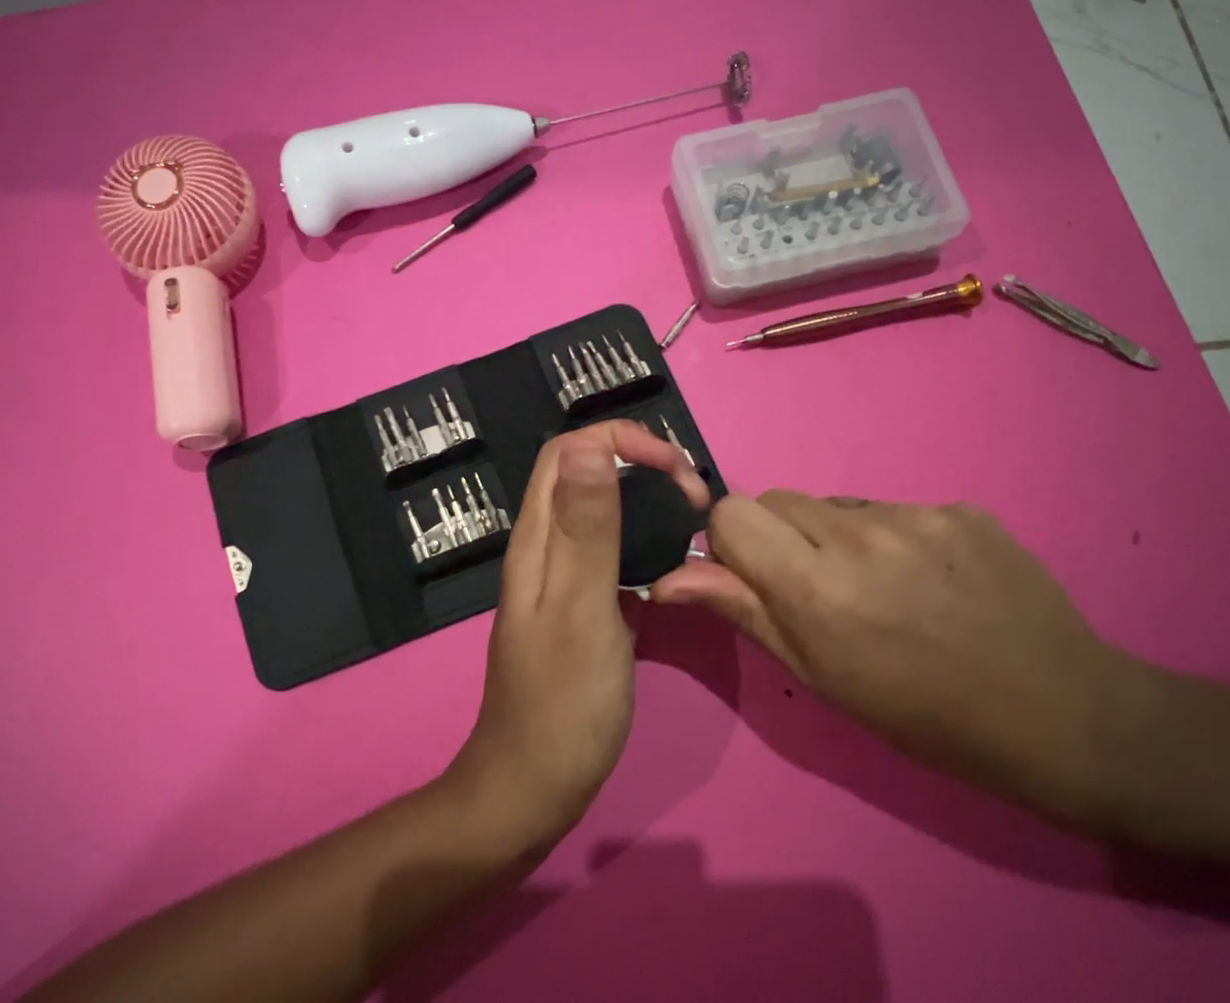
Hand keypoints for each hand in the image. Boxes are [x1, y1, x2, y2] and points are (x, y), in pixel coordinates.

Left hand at [449, 421, 710, 844]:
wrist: (533, 786)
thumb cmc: (564, 702)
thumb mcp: (581, 608)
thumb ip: (586, 528)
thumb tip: (588, 444)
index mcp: (537, 541)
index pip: (568, 451)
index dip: (623, 442)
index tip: (678, 472)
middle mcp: (543, 552)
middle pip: (586, 477)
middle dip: (642, 467)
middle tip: (695, 501)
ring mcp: (561, 584)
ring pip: (602, 517)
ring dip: (647, 506)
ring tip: (693, 526)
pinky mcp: (581, 614)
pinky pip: (612, 560)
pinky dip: (645, 549)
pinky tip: (674, 572)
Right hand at [652, 492, 1155, 821]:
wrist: (1055, 711)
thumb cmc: (918, 713)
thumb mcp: (817, 674)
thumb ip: (742, 611)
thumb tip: (666, 578)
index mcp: (813, 584)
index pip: (731, 512)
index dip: (731, 543)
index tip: (754, 579)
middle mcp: (858, 533)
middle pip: (778, 499)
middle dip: (779, 537)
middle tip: (816, 590)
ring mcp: (915, 514)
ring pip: (836, 504)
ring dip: (835, 537)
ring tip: (883, 590)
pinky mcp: (959, 507)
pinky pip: (893, 509)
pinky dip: (891, 538)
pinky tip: (929, 582)